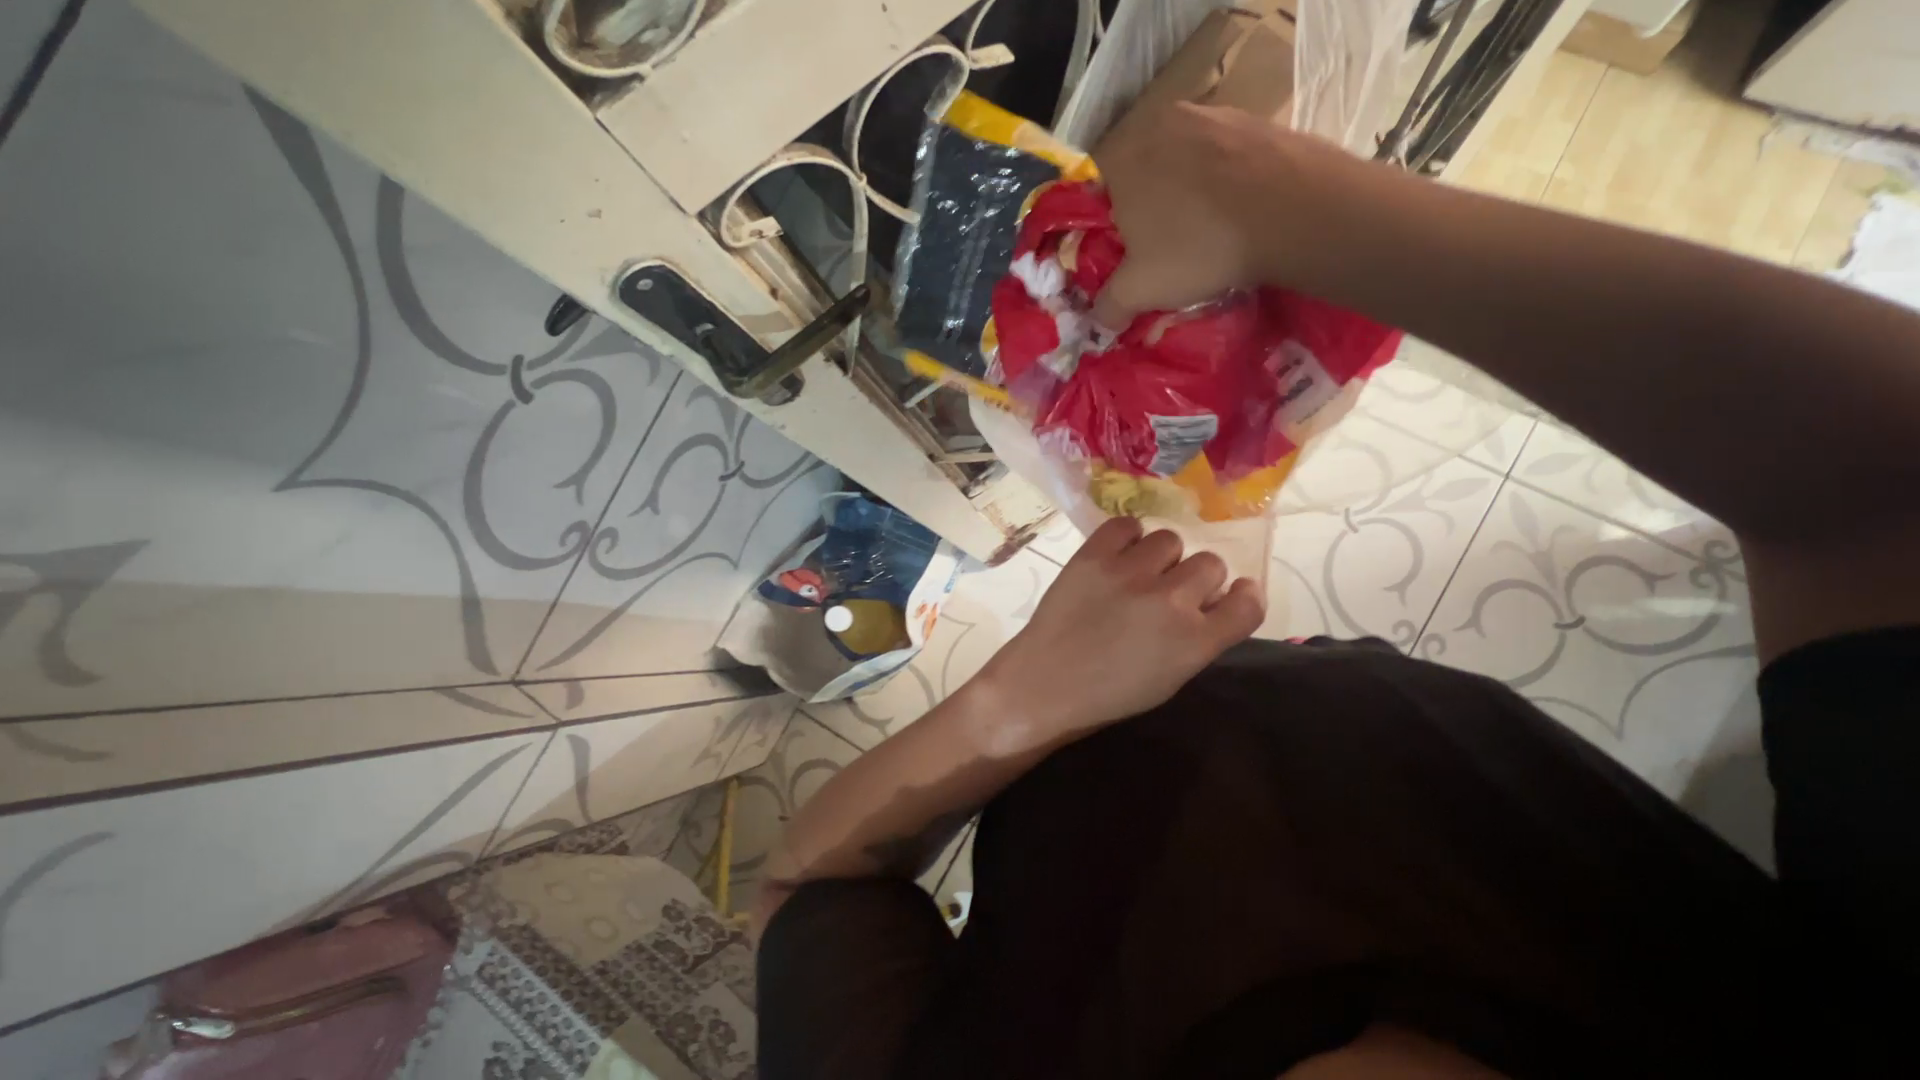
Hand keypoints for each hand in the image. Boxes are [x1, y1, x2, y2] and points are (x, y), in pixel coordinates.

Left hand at [969, 518, 1264, 754]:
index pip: (1248, 604)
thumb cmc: (1110, 693)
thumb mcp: (1171, 678)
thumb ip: (1199, 639)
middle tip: (1170, 594)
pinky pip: (1128, 525)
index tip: (1232, 594)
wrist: (1045, 685)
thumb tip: (1212, 602)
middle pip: (1211, 564)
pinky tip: (1118, 558)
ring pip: (1171, 540)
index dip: (1245, 595)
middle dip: (1196, 579)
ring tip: (1138, 577)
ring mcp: (1131, 573)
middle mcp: (1170, 601)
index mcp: (1195, 642)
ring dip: (1162, 558)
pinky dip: (1127, 539)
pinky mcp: (1094, 555)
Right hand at [1091, 102, 1330, 327]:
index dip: (1106, 228)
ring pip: (1183, 161)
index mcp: (1119, 158)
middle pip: (1140, 172)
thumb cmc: (1198, 247)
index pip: (1094, 193)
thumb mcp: (1140, 290)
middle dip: (1147, 206)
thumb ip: (1108, 305)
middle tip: (1165, 246)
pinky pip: (1223, 156)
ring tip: (1207, 229)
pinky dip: (1225, 181)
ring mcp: (1209, 115)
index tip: (1126, 255)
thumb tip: (1100, 318)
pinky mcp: (1252, 119)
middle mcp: (1157, 125)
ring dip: (1188, 191)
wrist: (1293, 211)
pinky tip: (1238, 212)